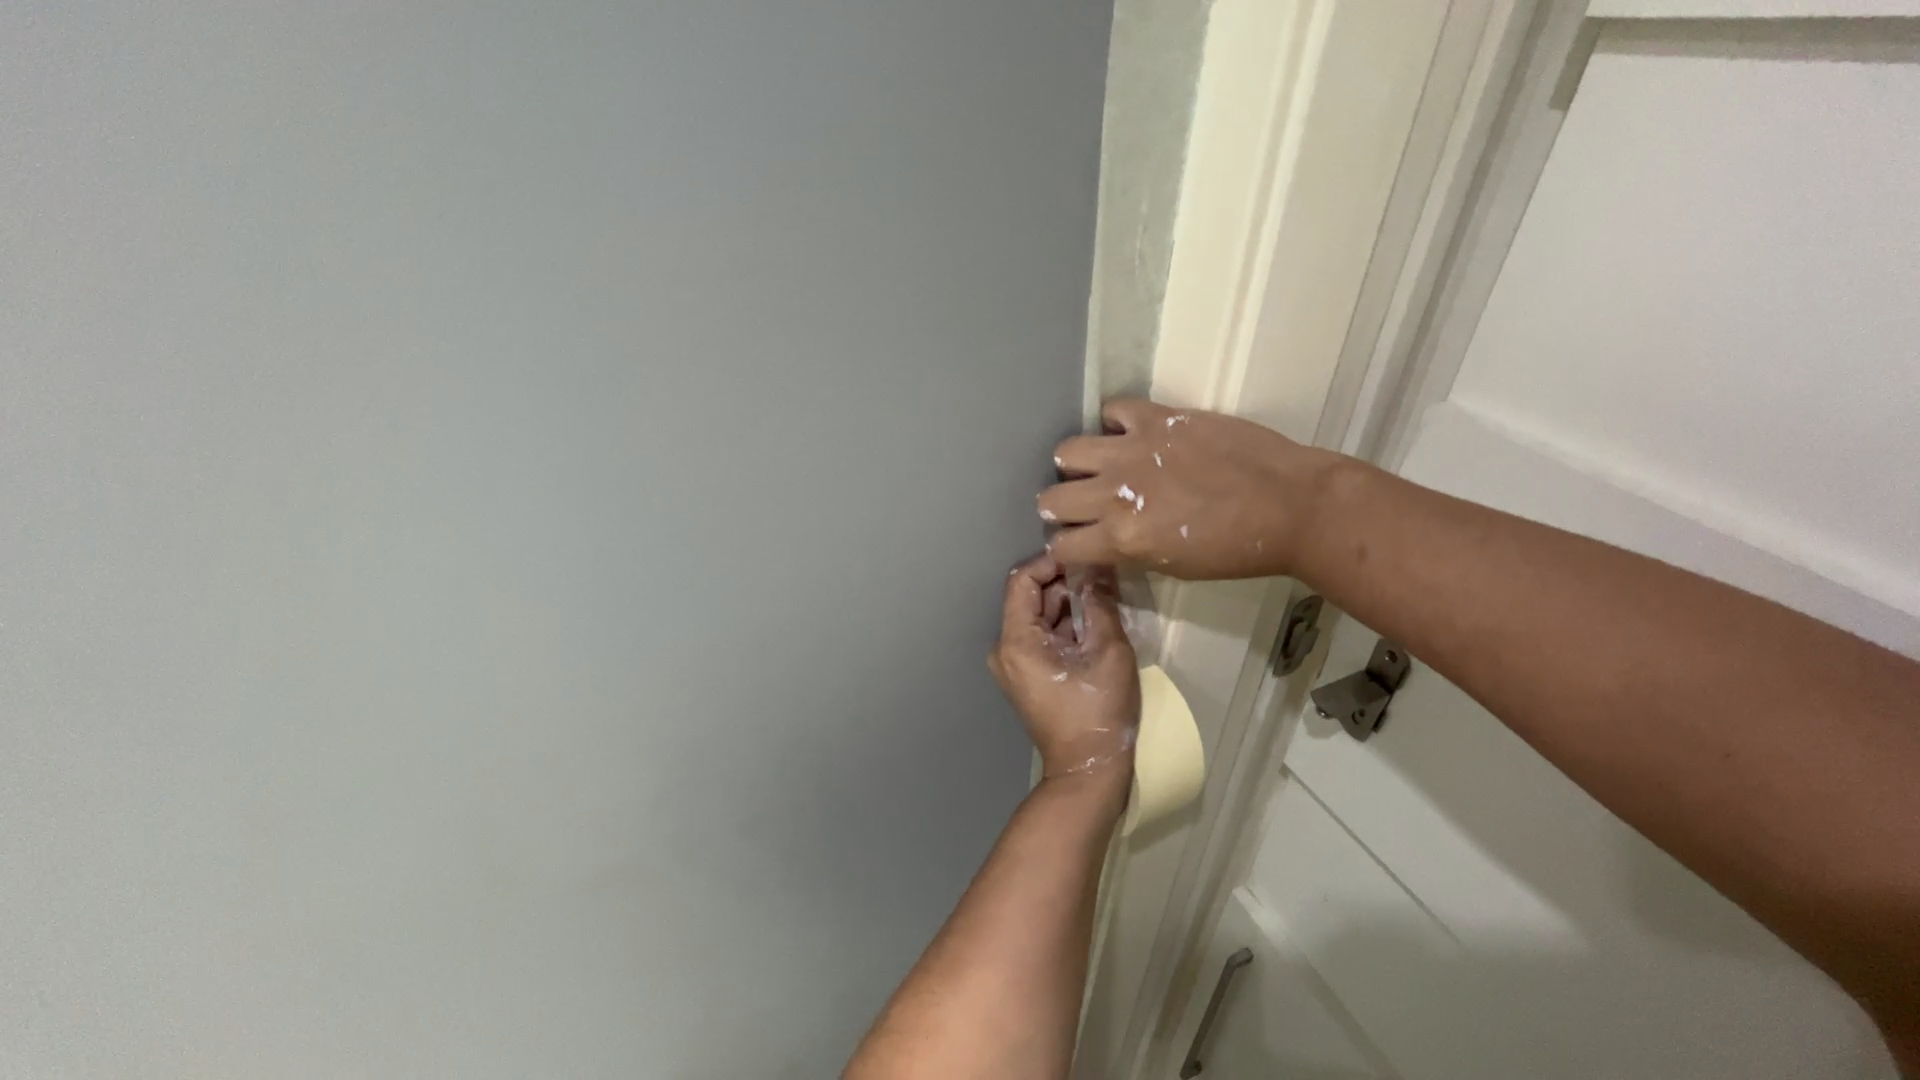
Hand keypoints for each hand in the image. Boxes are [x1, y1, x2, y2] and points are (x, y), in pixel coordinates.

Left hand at [988, 555, 1139, 781]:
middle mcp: (1005, 650)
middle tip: (1105, 580)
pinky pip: (1043, 640)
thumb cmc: (1098, 710)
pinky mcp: (1027, 677)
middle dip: (1067, 586)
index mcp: (1015, 641)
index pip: (1022, 580)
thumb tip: (1098, 566)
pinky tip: (1097, 628)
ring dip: (1070, 608)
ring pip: (1040, 619)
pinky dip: (1067, 630)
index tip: (1086, 559)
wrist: (1089, 769)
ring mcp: (1014, 666)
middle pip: (1031, 599)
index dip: (1052, 563)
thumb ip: (1101, 602)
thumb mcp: (1109, 650)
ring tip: (1107, 603)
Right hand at [1039, 398, 1335, 579]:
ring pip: (1067, 451)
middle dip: (1059, 507)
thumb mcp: (1173, 566)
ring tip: (1098, 466)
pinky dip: (1114, 422)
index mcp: (1122, 538)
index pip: (1062, 546)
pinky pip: (1112, 409)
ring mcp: (1133, 450)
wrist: (1289, 505)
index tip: (1077, 543)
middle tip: (1080, 505)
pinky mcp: (1156, 418)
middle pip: (1052, 499)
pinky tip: (1130, 434)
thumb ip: (1129, 550)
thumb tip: (1106, 540)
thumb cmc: (1236, 550)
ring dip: (1076, 463)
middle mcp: (1115, 493)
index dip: (1066, 548)